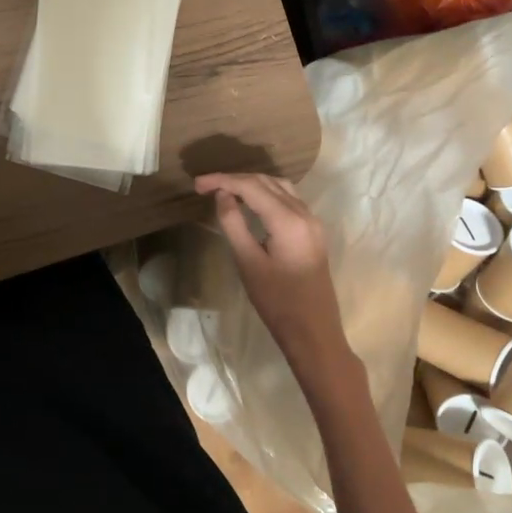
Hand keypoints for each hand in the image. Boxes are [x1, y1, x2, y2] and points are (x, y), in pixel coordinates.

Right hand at [194, 173, 350, 376]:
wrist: (314, 332)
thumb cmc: (277, 301)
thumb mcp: (248, 262)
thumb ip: (233, 223)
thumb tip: (222, 195)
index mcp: (288, 221)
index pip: (251, 187)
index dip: (222, 180)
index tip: (196, 184)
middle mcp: (304, 214)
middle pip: (266, 182)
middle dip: (234, 179)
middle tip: (205, 186)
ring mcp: (313, 222)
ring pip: (280, 187)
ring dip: (251, 183)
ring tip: (224, 190)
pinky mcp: (313, 232)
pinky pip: (288, 199)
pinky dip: (266, 193)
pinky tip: (250, 202)